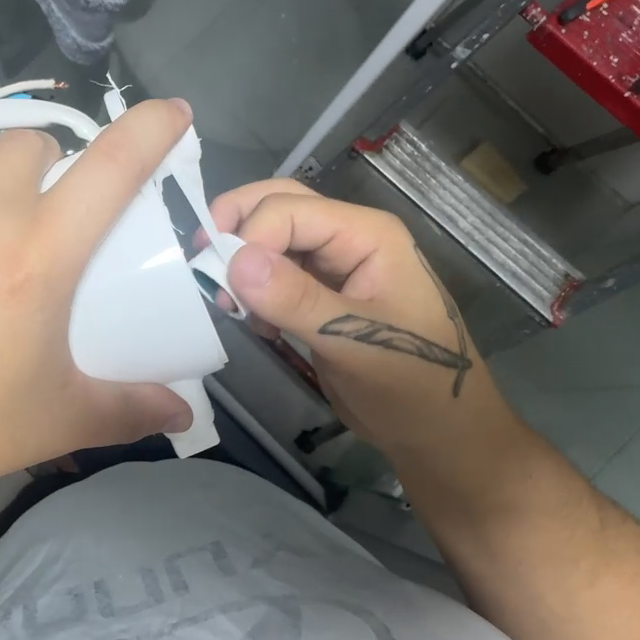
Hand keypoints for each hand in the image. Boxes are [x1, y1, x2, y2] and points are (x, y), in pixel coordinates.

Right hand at [211, 180, 503, 453]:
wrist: (437, 432)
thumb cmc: (412, 386)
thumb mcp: (354, 342)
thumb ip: (296, 300)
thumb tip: (234, 262)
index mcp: (367, 235)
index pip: (288, 210)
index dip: (249, 239)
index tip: (225, 288)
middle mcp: (348, 239)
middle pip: (278, 206)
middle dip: (235, 230)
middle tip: (202, 266)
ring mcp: (333, 267)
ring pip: (272, 240)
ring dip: (241, 262)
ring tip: (227, 302)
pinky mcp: (318, 297)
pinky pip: (274, 275)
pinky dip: (252, 290)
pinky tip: (253, 323)